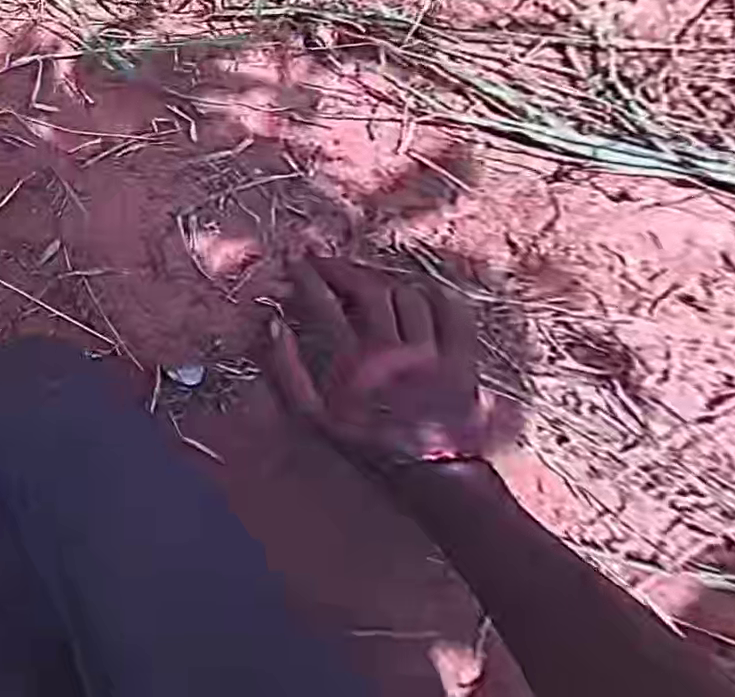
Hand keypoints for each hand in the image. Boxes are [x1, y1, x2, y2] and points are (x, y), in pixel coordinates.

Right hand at [270, 257, 488, 471]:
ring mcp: (433, 353)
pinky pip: (453, 315)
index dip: (306, 276)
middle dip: (341, 269)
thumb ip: (285, 367)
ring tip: (360, 276)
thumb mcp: (308, 412)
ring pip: (408, 297)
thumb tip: (272, 323)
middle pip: (369, 290)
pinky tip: (416, 289)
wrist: (430, 473)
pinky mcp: (461, 361)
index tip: (292, 260)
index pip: (324, 302)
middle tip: (321, 261)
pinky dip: (434, 295)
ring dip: (379, 279)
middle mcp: (395, 349)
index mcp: (354, 360)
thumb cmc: (361, 439)